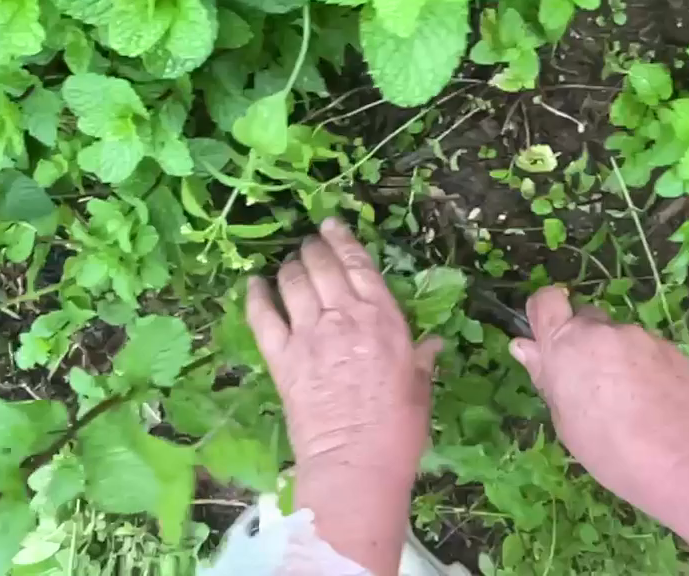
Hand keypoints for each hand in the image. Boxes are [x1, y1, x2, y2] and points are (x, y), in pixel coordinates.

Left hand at [246, 218, 439, 575]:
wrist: (356, 464)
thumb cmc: (399, 427)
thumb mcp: (419, 385)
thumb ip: (422, 357)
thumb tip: (435, 343)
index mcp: (381, 315)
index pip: (357, 261)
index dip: (341, 238)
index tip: (330, 224)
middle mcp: (343, 314)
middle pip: (320, 264)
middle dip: (312, 248)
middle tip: (308, 245)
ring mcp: (309, 333)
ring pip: (293, 282)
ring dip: (289, 267)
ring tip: (288, 264)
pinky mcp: (281, 357)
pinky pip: (263, 316)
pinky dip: (256, 296)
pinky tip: (254, 284)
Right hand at [510, 286, 688, 572]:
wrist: (688, 460)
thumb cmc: (613, 452)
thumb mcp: (566, 422)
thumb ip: (546, 377)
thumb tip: (523, 345)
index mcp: (565, 345)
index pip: (545, 299)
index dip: (544, 312)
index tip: (550, 335)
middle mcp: (599, 329)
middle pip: (584, 318)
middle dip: (585, 341)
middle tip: (594, 382)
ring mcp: (637, 334)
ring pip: (618, 335)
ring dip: (617, 354)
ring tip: (631, 398)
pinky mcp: (669, 345)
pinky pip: (646, 348)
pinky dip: (645, 365)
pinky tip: (656, 399)